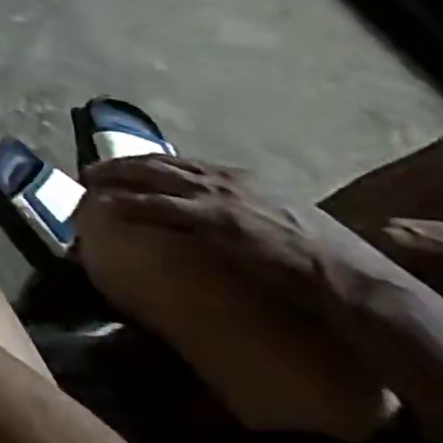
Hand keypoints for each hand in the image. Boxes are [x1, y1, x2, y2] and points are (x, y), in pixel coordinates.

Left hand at [80, 155, 400, 312]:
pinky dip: (130, 204)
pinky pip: (158, 207)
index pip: (181, 162)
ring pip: (149, 177)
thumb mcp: (289, 221)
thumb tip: (244, 224)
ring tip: (88, 182)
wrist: (355, 280)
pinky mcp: (214, 221)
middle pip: (156, 163)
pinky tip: (108, 206)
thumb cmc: (330, 259)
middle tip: (91, 170)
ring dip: (115, 178)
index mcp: (241, 178)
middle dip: (120, 165)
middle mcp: (223, 180)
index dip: (148, 163)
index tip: (124, 165)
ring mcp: (217, 198)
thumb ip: (260, 213)